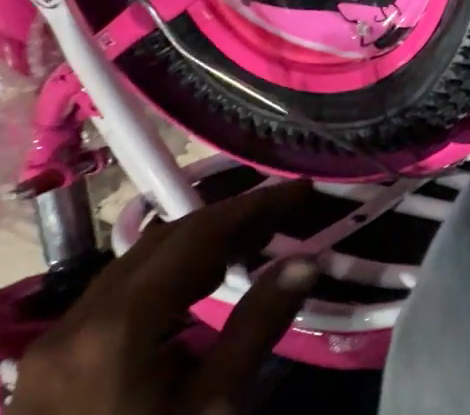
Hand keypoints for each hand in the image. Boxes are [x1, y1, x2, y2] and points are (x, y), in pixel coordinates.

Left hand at [12, 181, 317, 414]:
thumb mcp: (217, 402)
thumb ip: (258, 325)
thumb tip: (305, 259)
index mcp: (119, 326)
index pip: (196, 236)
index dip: (254, 205)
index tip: (304, 190)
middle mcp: (77, 321)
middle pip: (160, 243)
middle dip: (228, 217)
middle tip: (286, 211)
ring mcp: (54, 344)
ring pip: (134, 265)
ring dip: (198, 243)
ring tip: (254, 240)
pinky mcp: (49, 364)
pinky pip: (116, 293)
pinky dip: (168, 272)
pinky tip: (200, 284)